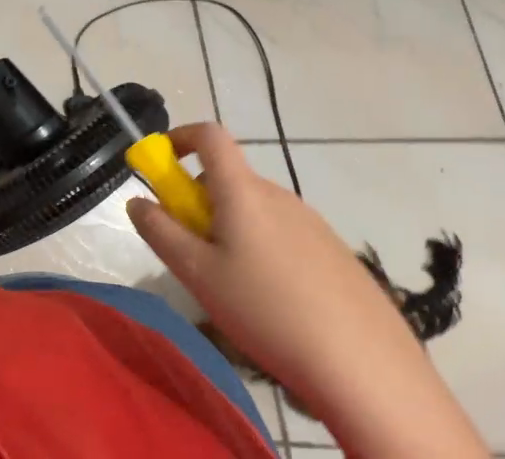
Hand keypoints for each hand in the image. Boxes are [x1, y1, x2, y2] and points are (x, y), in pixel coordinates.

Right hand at [129, 123, 486, 456]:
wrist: (367, 368)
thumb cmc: (266, 311)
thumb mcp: (196, 273)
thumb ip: (160, 231)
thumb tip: (137, 201)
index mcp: (243, 191)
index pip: (209, 135)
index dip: (178, 138)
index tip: (159, 165)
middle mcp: (280, 196)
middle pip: (229, 179)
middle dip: (199, 202)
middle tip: (190, 251)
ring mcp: (313, 224)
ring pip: (255, 210)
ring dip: (230, 229)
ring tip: (231, 287)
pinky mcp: (336, 254)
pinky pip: (284, 235)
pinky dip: (262, 250)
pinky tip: (273, 303)